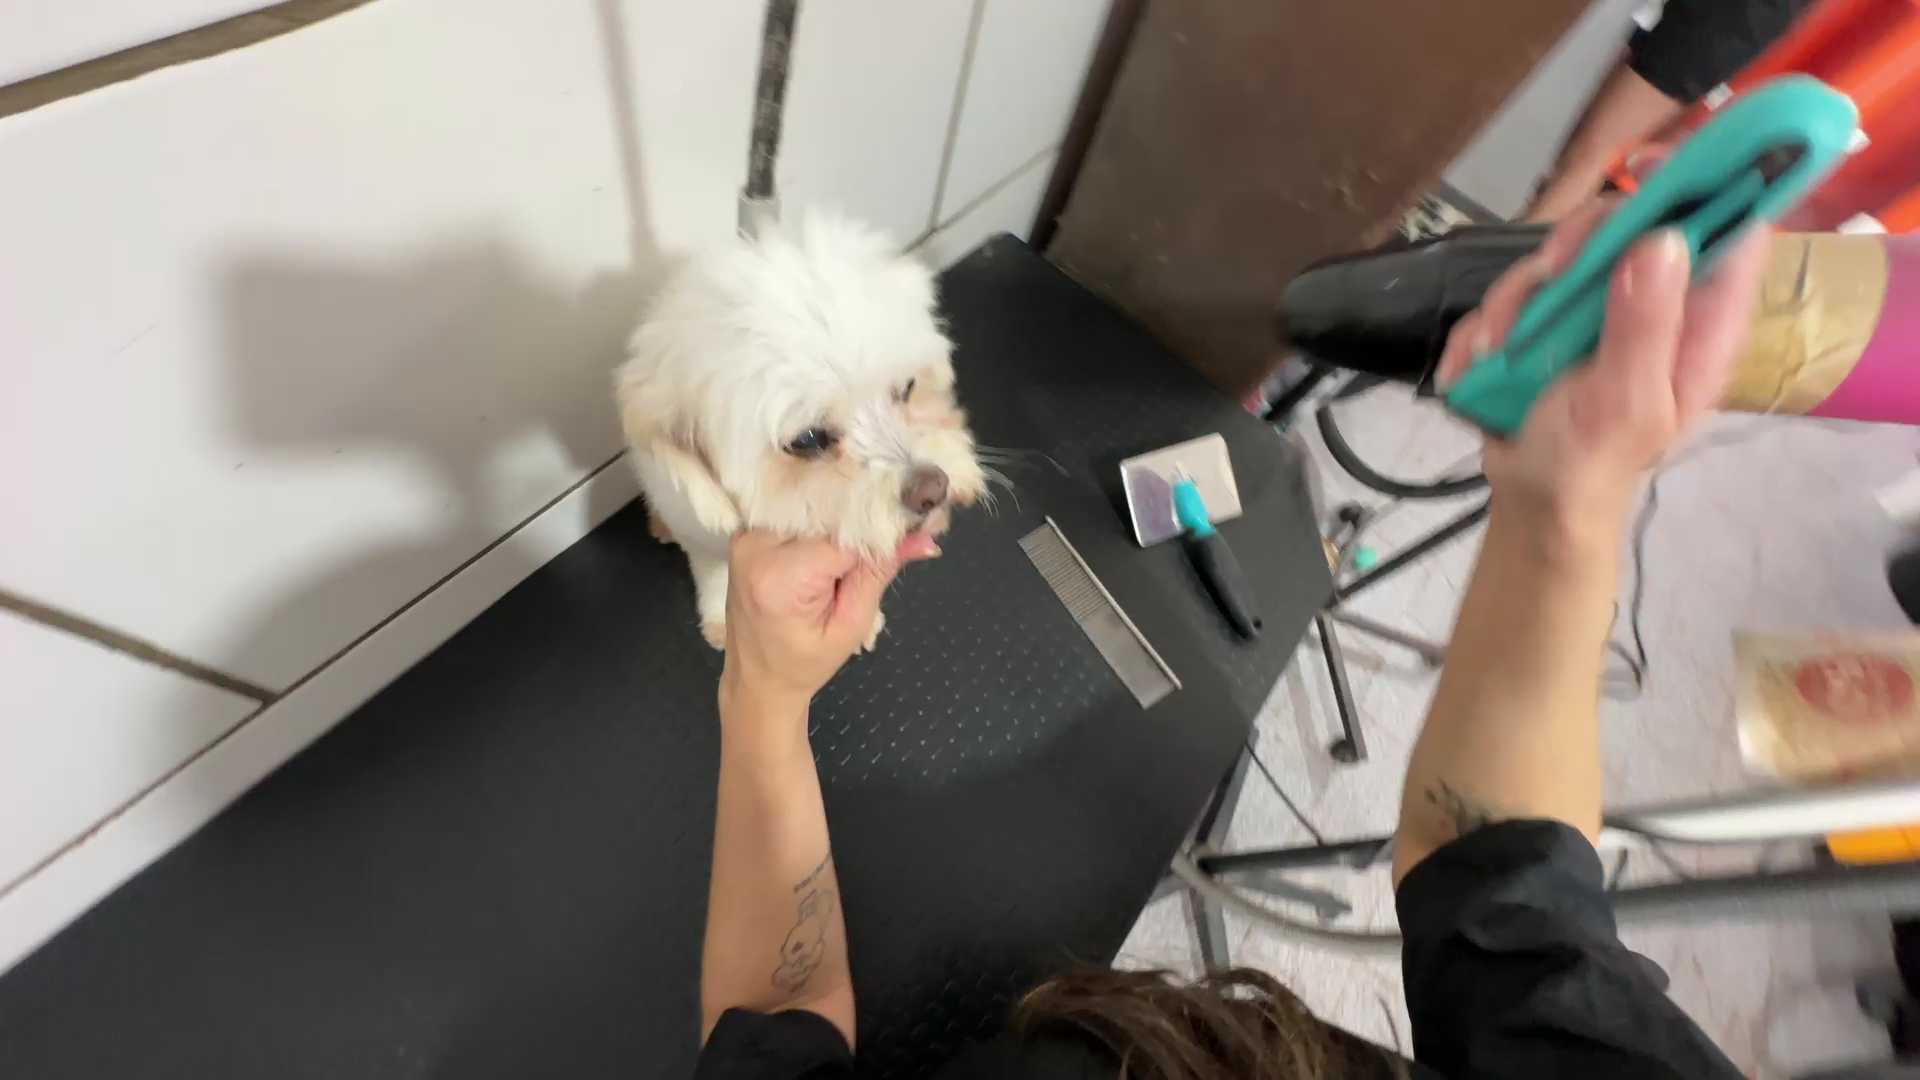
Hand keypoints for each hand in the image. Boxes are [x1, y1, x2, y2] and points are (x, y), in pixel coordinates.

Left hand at [718, 531, 938, 723]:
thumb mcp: (852, 624)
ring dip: (840, 521)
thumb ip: (879, 572)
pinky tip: (833, 542)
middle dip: (862, 521)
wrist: (757, 677)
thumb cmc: (805, 662)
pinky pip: (795, 512)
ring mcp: (747, 536)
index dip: (880, 531)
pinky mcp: (747, 533)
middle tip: (893, 536)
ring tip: (853, 553)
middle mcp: (757, 546)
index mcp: (781, 577)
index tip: (911, 531)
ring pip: (813, 506)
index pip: (845, 534)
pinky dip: (820, 522)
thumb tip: (922, 535)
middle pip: (827, 512)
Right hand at [1436, 199, 1769, 548]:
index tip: (1646, 168)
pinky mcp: (1531, 336)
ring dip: (1502, 311)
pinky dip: (1472, 340)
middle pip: (1611, 236)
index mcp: (1695, 319)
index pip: (1721, 227)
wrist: (1531, 497)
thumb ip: (1644, 324)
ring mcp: (1582, 320)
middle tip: (1542, 282)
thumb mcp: (1625, 398)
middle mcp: (1642, 306)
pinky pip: (1495, 311)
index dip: (1697, 186)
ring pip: (1541, 272)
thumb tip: (1656, 239)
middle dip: (1562, 258)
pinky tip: (1467, 373)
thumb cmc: (1591, 459)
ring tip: (1490, 357)